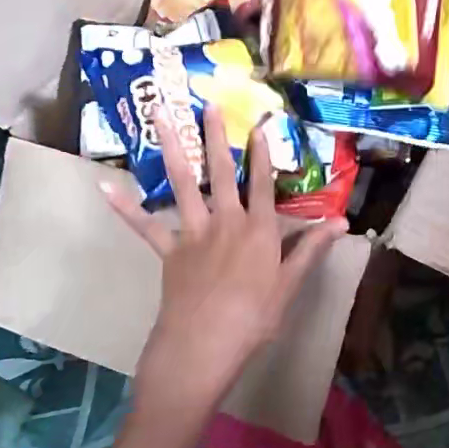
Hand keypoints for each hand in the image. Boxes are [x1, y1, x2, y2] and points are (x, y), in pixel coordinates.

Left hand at [101, 104, 344, 413]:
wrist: (205, 343)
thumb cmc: (253, 319)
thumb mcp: (289, 286)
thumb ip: (311, 249)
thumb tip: (342, 222)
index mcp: (258, 231)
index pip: (263, 184)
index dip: (264, 154)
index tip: (261, 124)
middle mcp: (225, 222)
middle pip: (221, 172)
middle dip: (215, 136)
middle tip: (209, 103)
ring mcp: (193, 233)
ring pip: (182, 183)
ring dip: (170, 147)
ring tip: (159, 115)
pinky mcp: (168, 250)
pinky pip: (145, 225)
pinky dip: (126, 207)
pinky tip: (105, 187)